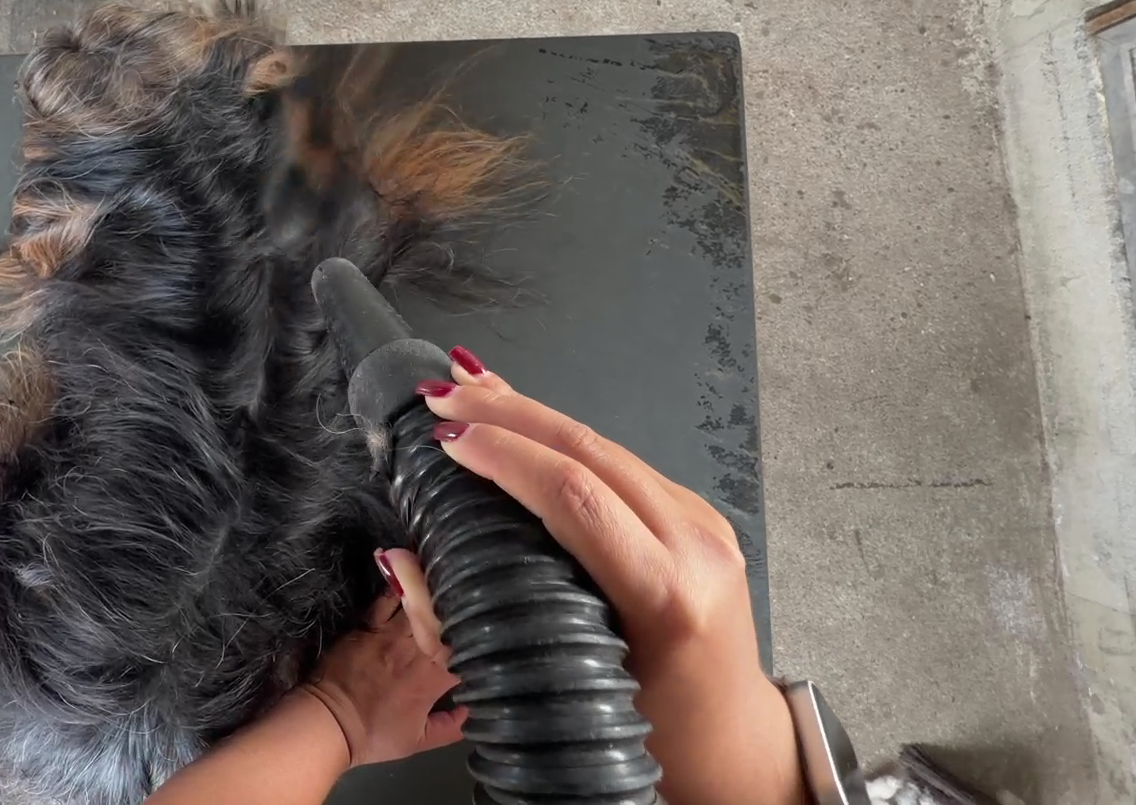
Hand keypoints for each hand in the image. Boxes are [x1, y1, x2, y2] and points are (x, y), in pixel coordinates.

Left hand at [299, 588, 467, 766]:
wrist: (330, 719)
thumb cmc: (373, 734)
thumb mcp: (416, 743)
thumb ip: (447, 728)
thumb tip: (468, 712)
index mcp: (432, 679)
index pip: (464, 656)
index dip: (475, 647)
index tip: (480, 640)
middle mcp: (416, 650)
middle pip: (445, 624)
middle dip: (457, 615)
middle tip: (466, 603)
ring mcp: (391, 633)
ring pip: (420, 606)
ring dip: (432, 596)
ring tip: (444, 583)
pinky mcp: (369, 623)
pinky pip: (388, 599)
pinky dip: (399, 588)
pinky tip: (408, 576)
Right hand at [394, 347, 803, 804]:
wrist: (737, 747)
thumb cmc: (645, 736)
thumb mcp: (545, 695)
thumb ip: (458, 628)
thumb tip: (399, 560)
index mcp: (665, 594)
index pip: (573, 494)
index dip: (504, 454)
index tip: (447, 438)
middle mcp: (692, 543)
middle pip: (586, 449)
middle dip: (503, 411)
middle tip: (440, 395)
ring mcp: (699, 519)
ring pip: (600, 440)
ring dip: (525, 409)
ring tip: (467, 386)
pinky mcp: (693, 509)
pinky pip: (613, 455)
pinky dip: (554, 431)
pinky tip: (516, 414)